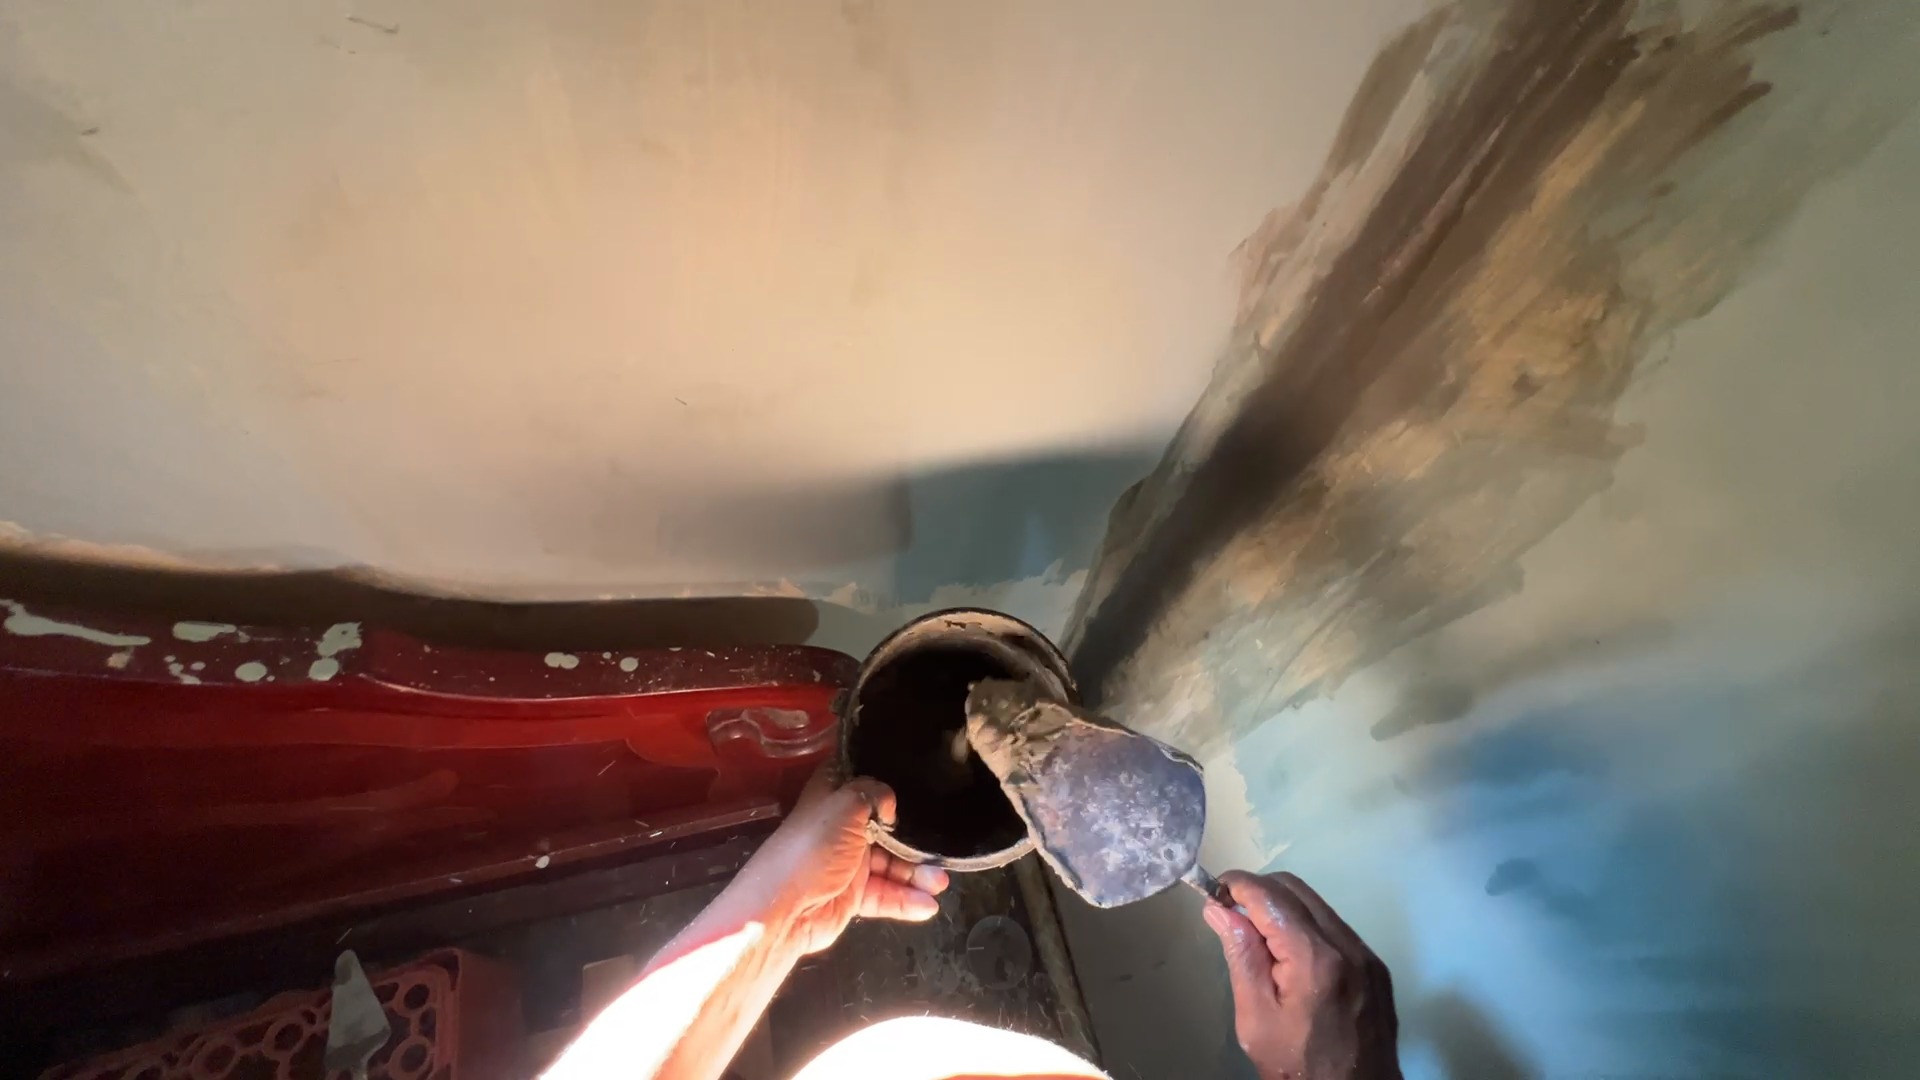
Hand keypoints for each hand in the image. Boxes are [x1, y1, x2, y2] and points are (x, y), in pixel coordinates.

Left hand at [731, 766, 949, 956]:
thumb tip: (891, 805)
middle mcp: (843, 827)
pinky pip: (885, 895)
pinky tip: (927, 905)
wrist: (783, 909)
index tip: (920, 783)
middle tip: (941, 850)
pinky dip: (905, 900)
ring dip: (916, 874)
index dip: (888, 781)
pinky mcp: (853, 896)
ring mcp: (849, 863)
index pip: (863, 780)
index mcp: (835, 797)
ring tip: (939, 883)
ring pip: (891, 864)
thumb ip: (875, 794)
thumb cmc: (813, 846)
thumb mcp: (846, 805)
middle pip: (887, 827)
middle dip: (914, 839)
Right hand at [1203, 871, 1400, 1079]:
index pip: (1269, 895)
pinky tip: (1290, 953)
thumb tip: (1218, 907)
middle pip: (1293, 887)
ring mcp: (1366, 956)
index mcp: (1315, 959)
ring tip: (1259, 936)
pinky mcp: (1376, 967)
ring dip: (1281, 905)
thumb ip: (1240, 955)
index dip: (1237, 884)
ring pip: (1315, 902)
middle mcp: (1347, 946)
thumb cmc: (1299, 1069)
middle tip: (1232, 913)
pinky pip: (1333, 924)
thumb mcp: (1256, 1018)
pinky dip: (1305, 923)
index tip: (1214, 893)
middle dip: (1257, 890)